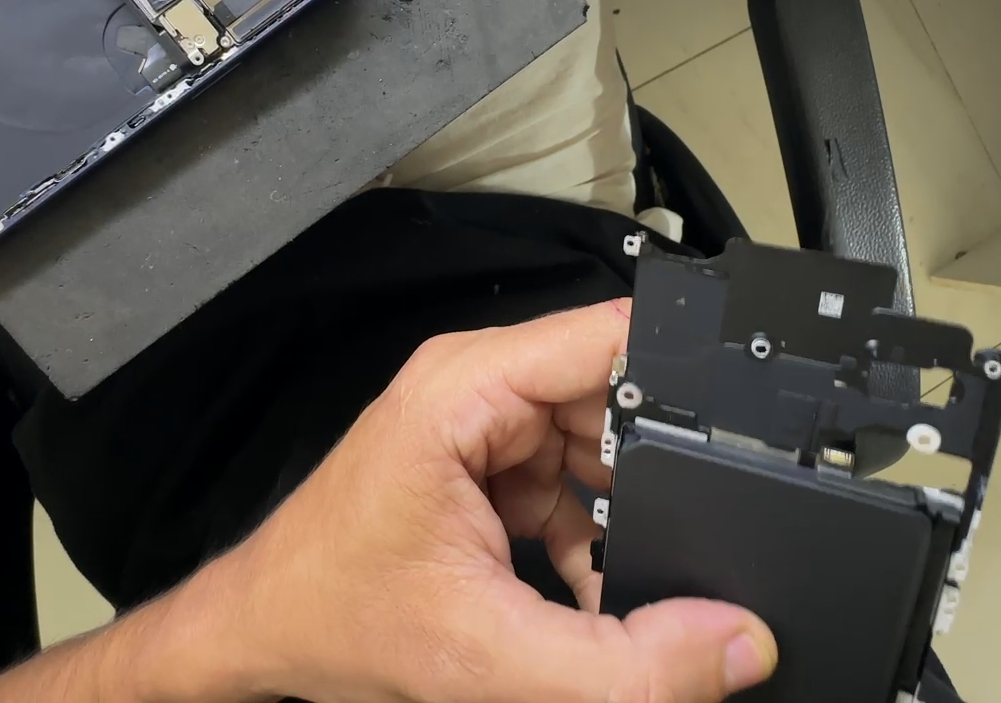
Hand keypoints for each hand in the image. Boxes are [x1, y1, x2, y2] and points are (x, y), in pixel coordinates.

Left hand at [120, 300, 776, 702]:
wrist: (266, 627)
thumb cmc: (336, 617)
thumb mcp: (489, 660)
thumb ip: (625, 663)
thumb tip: (735, 639)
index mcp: (468, 387)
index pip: (605, 337)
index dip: (679, 375)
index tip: (732, 433)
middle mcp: (476, 380)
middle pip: (607, 389)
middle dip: (646, 467)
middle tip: (648, 546)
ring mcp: (479, 412)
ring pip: (591, 431)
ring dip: (613, 501)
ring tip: (593, 572)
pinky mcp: (481, 447)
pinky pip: (563, 463)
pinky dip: (584, 518)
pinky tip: (574, 577)